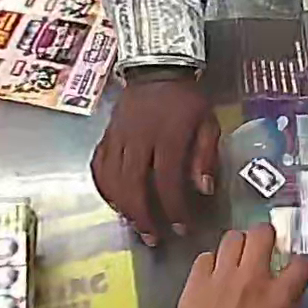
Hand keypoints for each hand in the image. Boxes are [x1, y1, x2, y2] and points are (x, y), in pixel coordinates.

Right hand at [91, 72, 216, 244]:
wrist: (156, 69)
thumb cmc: (187, 102)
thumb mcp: (208, 124)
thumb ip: (206, 156)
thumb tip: (203, 189)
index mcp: (169, 136)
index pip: (169, 180)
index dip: (175, 208)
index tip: (182, 227)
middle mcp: (139, 139)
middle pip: (134, 184)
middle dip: (144, 216)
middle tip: (154, 238)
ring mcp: (118, 137)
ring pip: (113, 178)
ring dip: (124, 207)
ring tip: (136, 225)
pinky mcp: (107, 136)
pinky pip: (99, 166)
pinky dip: (105, 188)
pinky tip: (116, 203)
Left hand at [124, 225, 307, 307]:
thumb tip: (278, 306)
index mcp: (280, 300)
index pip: (300, 265)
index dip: (298, 264)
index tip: (294, 268)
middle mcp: (252, 281)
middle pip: (262, 234)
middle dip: (265, 236)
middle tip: (263, 246)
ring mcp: (221, 279)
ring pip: (232, 237)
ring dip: (237, 245)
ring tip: (235, 258)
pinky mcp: (194, 284)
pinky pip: (205, 257)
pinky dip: (210, 263)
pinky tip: (210, 277)